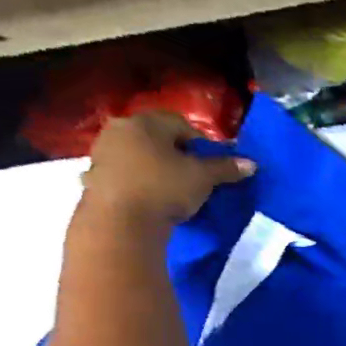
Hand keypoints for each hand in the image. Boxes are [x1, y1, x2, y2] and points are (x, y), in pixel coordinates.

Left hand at [78, 110, 255, 227]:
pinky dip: (137, 183)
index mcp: (146, 122)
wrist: (120, 222)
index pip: (180, 124)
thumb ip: (225, 168)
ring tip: (171, 190)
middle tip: (193, 177)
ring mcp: (102, 153)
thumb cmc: (164, 188)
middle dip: (176, 154)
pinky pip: (124, 175)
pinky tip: (149, 199)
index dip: (200, 143)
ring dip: (155, 168)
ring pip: (138, 155)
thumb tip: (251, 163)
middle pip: (156, 138)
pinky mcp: (93, 177)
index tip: (210, 165)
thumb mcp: (202, 178)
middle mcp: (120, 129)